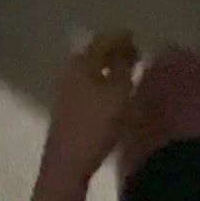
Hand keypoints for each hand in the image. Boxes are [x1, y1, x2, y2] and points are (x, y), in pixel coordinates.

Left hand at [34, 31, 138, 200]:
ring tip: (124, 75)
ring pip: (89, 70)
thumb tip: (124, 51)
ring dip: (106, 69)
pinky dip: (99, 82)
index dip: (120, 37)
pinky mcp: (64, 108)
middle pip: (94, 54)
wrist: (66, 163)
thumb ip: (123, 67)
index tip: (136, 38)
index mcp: (82, 61)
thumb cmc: (95, 123)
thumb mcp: (118, 92)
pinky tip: (108, 93)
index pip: (103, 40)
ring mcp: (64, 89)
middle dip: (113, 53)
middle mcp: (70, 70)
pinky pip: (85, 85)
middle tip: (133, 57)